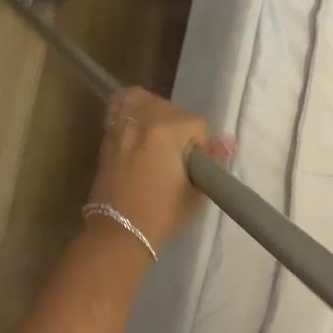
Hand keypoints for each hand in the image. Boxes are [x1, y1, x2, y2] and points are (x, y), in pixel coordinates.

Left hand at [88, 88, 233, 250]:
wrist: (118, 232)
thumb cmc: (161, 216)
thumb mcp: (195, 194)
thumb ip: (213, 162)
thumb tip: (226, 141)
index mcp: (167, 132)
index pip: (196, 123)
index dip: (202, 142)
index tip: (199, 163)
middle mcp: (142, 122)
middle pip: (169, 107)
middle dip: (180, 125)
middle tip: (180, 152)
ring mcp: (120, 128)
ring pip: (139, 99)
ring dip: (153, 111)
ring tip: (159, 134)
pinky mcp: (106, 138)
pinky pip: (117, 110)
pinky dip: (128, 111)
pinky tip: (136, 127)